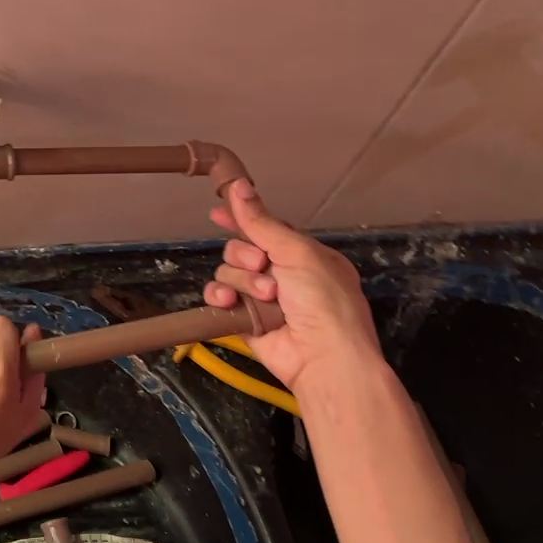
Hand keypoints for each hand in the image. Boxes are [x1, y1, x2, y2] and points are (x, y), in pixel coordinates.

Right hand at [202, 179, 381, 390]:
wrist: (324, 359)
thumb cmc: (323, 301)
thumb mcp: (297, 253)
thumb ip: (261, 222)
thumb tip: (238, 183)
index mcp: (304, 257)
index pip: (267, 229)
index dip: (243, 219)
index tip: (217, 212)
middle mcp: (283, 275)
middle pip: (241, 249)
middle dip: (245, 255)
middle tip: (260, 265)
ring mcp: (262, 298)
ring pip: (228, 272)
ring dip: (241, 281)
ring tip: (263, 297)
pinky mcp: (244, 318)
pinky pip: (219, 297)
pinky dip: (220, 297)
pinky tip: (228, 303)